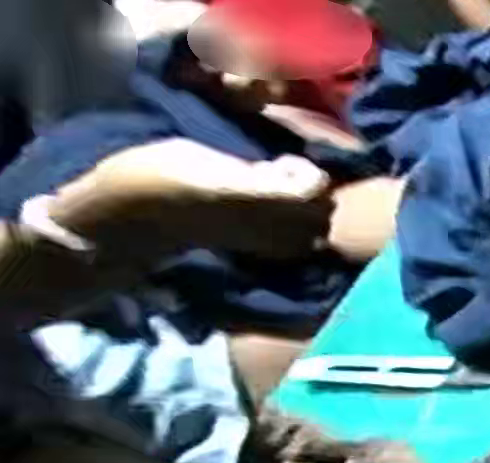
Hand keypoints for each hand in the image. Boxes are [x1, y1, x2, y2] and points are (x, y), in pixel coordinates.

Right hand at [45, 138, 331, 259]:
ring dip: (309, 212)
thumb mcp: (203, 155)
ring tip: (278, 198)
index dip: (307, 172)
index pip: (314, 187)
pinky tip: (275, 216)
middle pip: (325, 209)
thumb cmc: (158, 172)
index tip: (285, 160)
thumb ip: (254, 170)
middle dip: (313, 192)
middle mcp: (277, 222)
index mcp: (258, 192)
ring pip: (320, 228)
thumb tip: (280, 175)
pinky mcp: (273, 254)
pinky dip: (302, 229)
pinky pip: (307, 243)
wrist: (137, 214)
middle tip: (283, 178)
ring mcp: (278, 242)